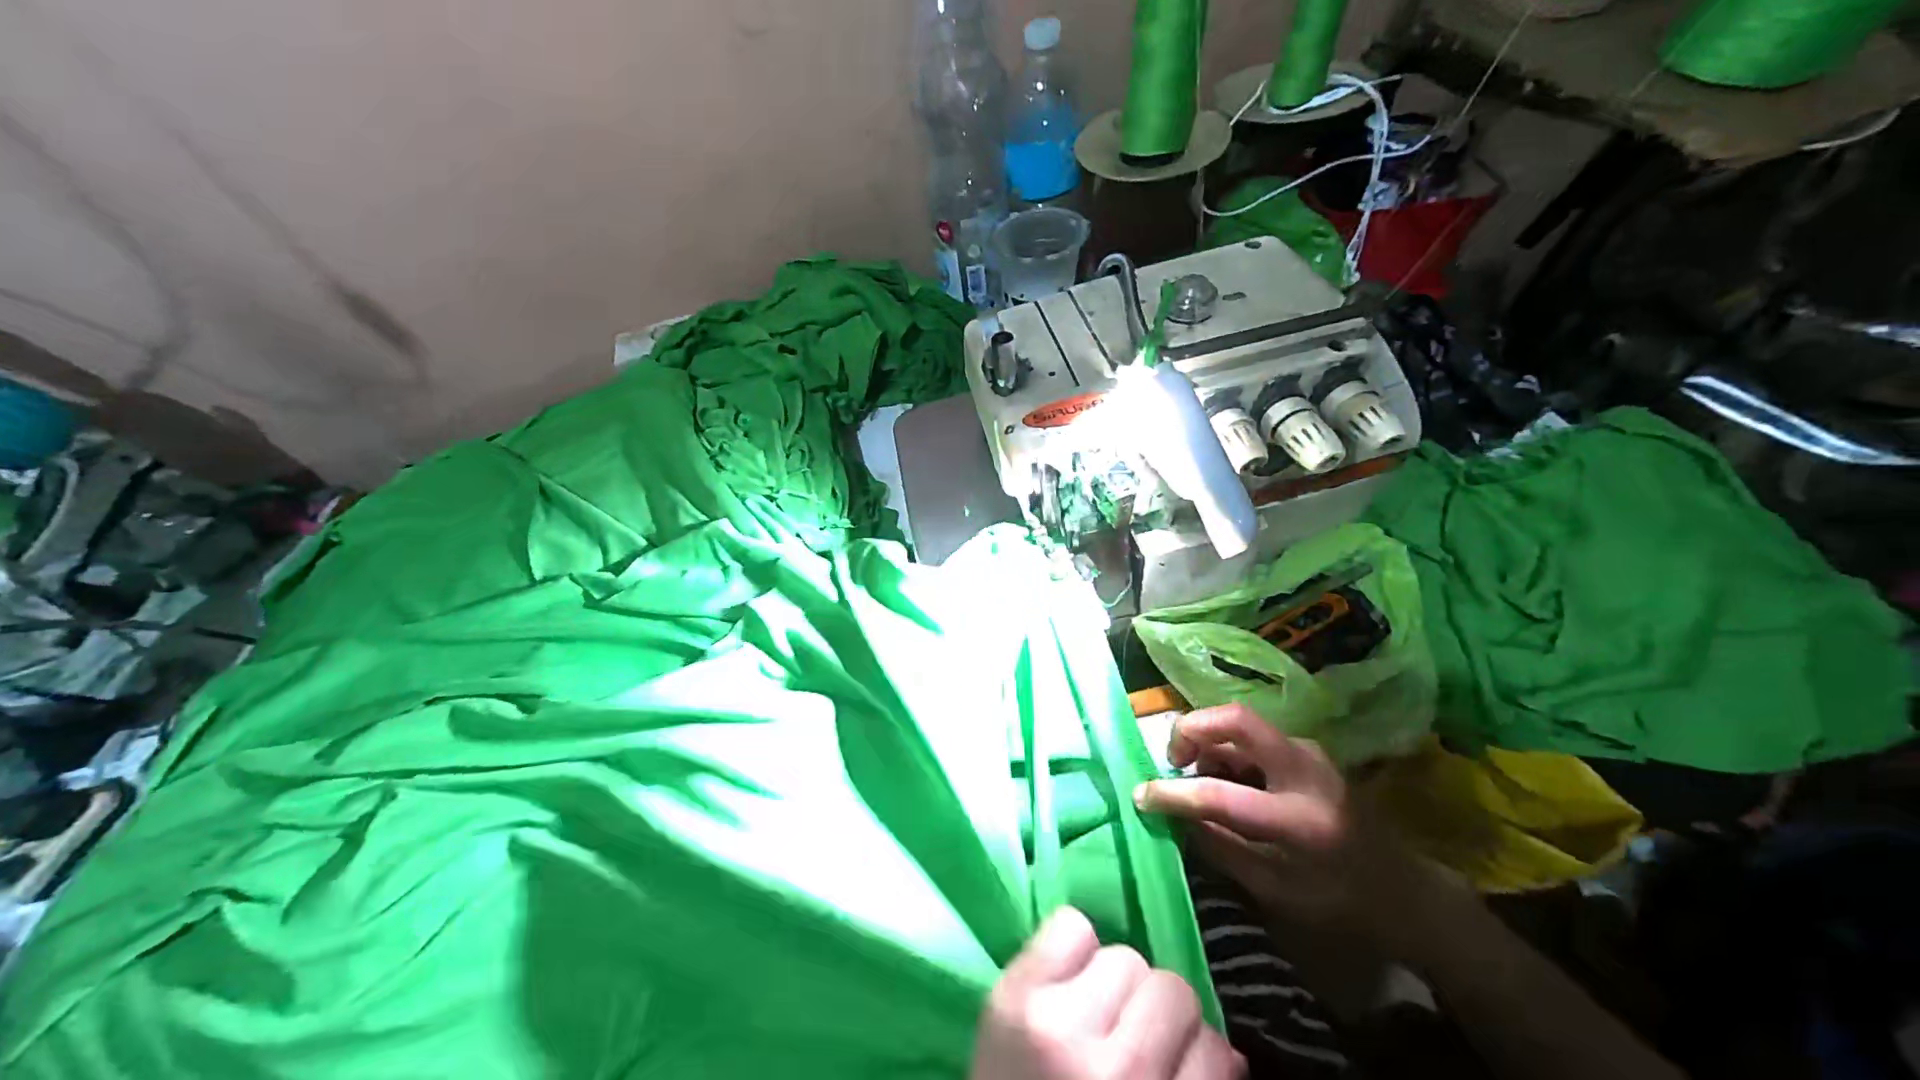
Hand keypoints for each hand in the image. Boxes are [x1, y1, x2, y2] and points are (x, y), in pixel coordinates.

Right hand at [970, 907, 1244, 1079]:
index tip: (1076, 990)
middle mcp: (1082, 1045)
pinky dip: (1207, 1063)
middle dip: (1126, 991)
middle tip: (1113, 1030)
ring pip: (1181, 997)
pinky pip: (1222, 1056)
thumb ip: (1041, 973)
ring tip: (1151, 1056)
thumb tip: (1094, 933)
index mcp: (1028, 1016)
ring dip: (1171, 1023)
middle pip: (1132, 961)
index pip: (1075, 927)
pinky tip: (1181, 1078)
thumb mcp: (1001, 1030)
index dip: (1080, 959)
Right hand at [1132, 704, 1431, 943]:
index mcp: (1298, 819)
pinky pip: (1254, 737)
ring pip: (1241, 725)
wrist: (1405, 889)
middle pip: (1235, 720)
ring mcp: (1310, 753)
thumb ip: (1216, 846)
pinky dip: (1228, 751)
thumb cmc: (1338, 902)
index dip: (1172, 794)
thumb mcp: (1271, 890)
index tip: (1140, 795)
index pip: (1220, 795)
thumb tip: (1171, 814)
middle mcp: (1305, 770)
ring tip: (1198, 778)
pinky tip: (1227, 780)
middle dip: (1191, 731)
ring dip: (1209, 743)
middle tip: (1173, 762)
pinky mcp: (1307, 750)